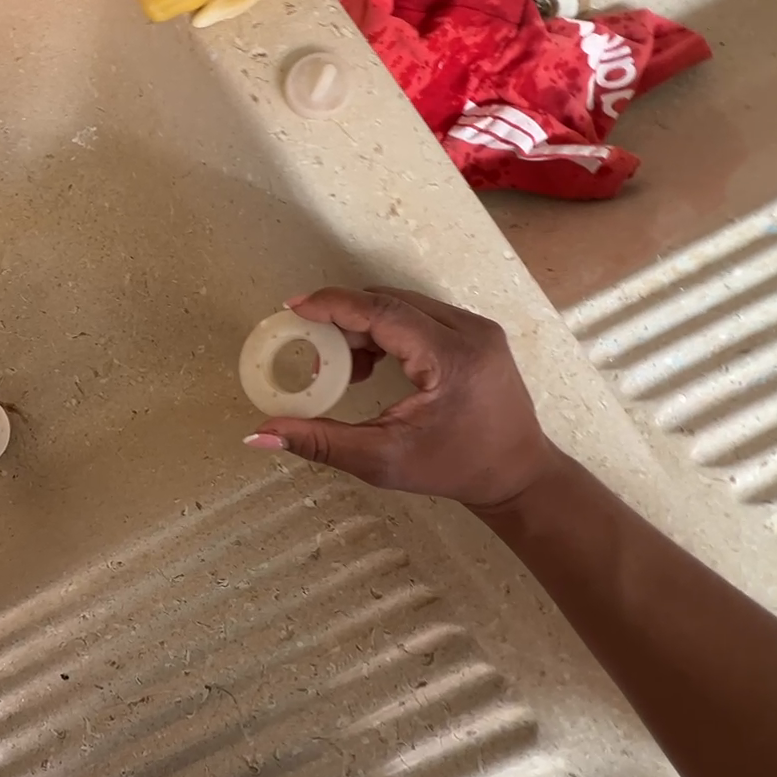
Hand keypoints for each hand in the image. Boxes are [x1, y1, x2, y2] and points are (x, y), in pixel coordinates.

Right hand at [244, 286, 566, 508]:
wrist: (519, 475)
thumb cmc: (453, 469)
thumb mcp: (380, 460)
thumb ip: (318, 442)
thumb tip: (258, 436)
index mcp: (451, 358)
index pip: (381, 311)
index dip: (331, 305)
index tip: (292, 309)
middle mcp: (468, 331)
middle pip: (386, 301)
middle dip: (340, 317)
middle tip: (306, 344)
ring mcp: (475, 328)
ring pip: (398, 304)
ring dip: (358, 323)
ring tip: (337, 363)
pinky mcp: (473, 333)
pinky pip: (413, 314)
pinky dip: (380, 329)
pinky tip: (366, 362)